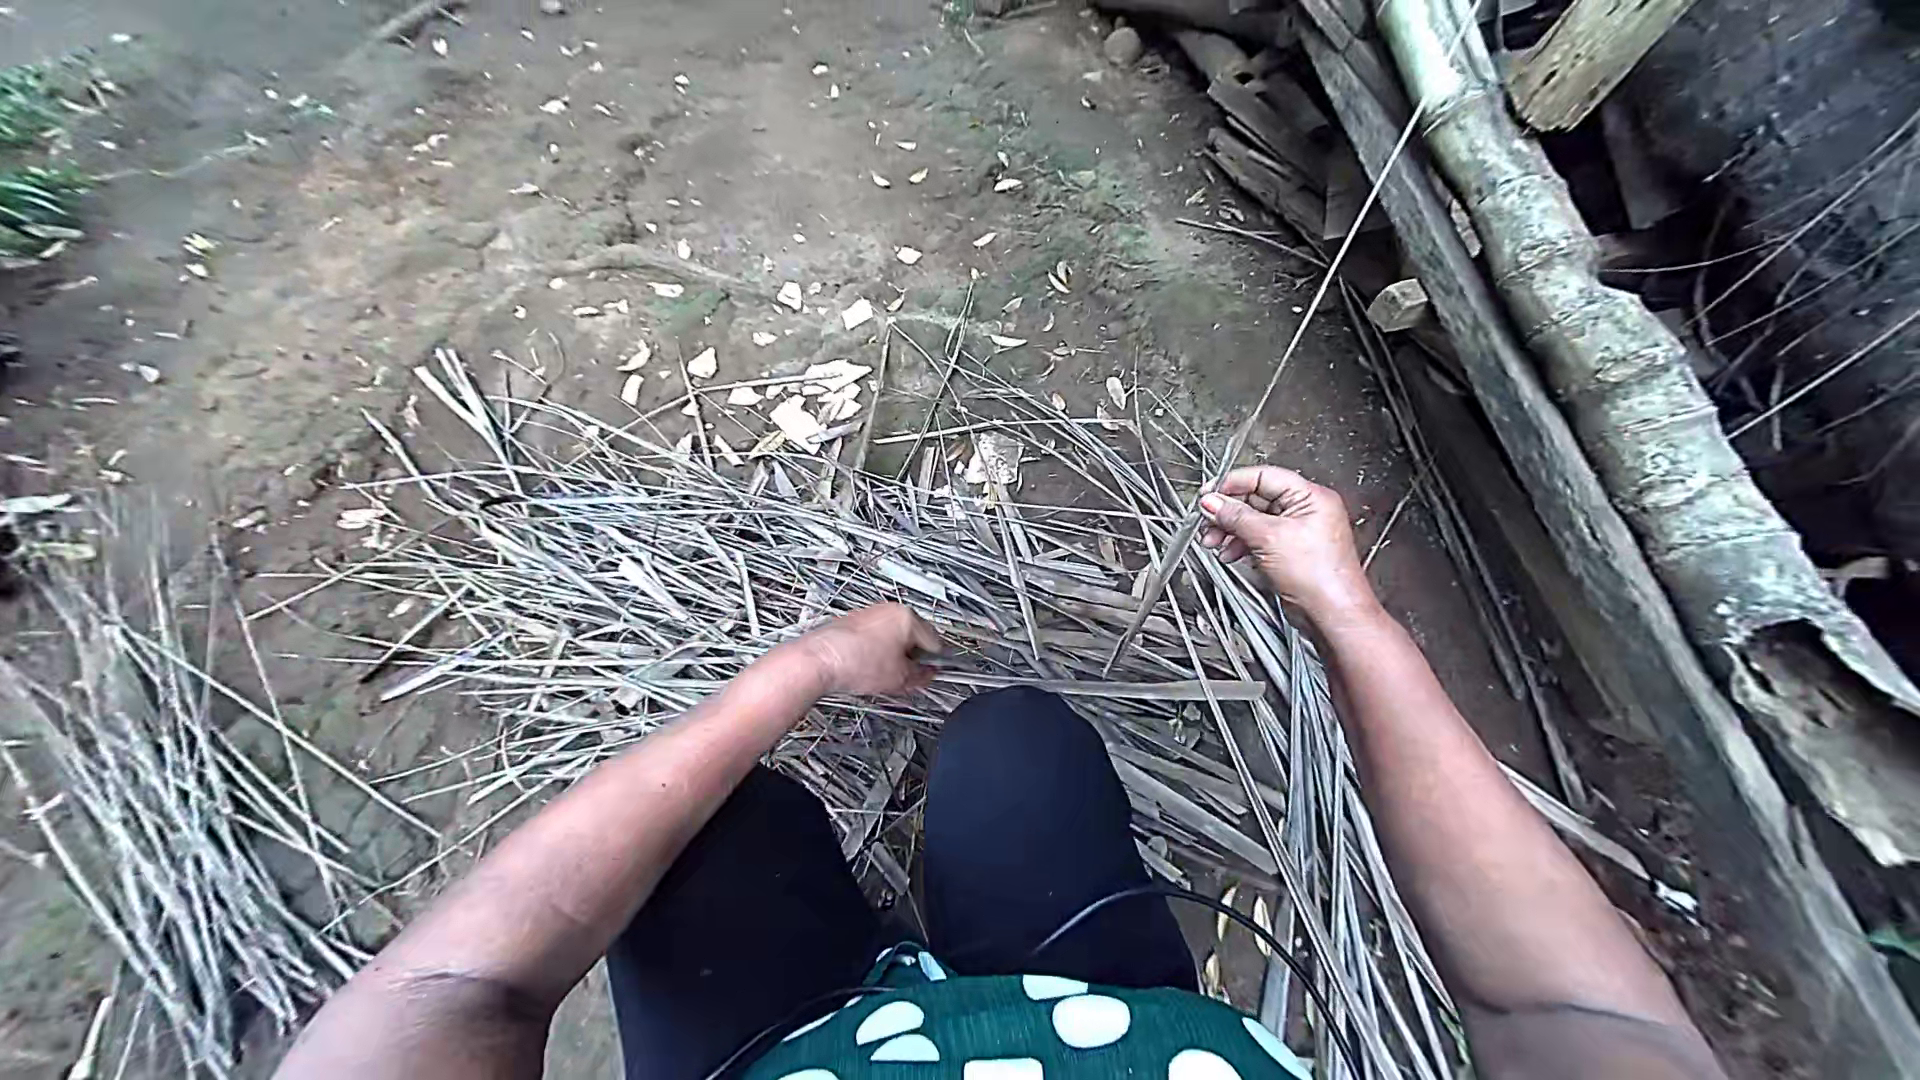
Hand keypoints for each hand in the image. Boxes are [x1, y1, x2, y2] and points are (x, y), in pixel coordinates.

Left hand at [792, 603, 942, 696]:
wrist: (817, 661)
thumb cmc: (854, 662)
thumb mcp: (900, 678)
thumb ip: (922, 676)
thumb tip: (928, 674)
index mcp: (908, 617)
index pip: (935, 641)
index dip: (935, 662)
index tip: (931, 673)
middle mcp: (890, 609)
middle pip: (914, 635)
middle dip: (913, 657)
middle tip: (907, 677)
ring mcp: (870, 613)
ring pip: (894, 635)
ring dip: (894, 654)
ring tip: (883, 674)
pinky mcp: (854, 621)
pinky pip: (875, 636)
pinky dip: (876, 650)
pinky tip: (867, 667)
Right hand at [1198, 466, 1379, 622]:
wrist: (1330, 612)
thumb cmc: (1319, 576)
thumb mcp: (1268, 537)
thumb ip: (1235, 516)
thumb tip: (1212, 501)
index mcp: (1310, 497)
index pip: (1262, 476)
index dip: (1232, 483)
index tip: (1208, 495)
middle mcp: (1304, 510)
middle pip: (1254, 499)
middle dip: (1227, 511)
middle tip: (1207, 520)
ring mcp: (1295, 531)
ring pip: (1252, 520)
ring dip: (1229, 529)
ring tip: (1213, 540)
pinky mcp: (1287, 550)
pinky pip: (1256, 538)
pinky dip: (1239, 544)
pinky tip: (1229, 552)